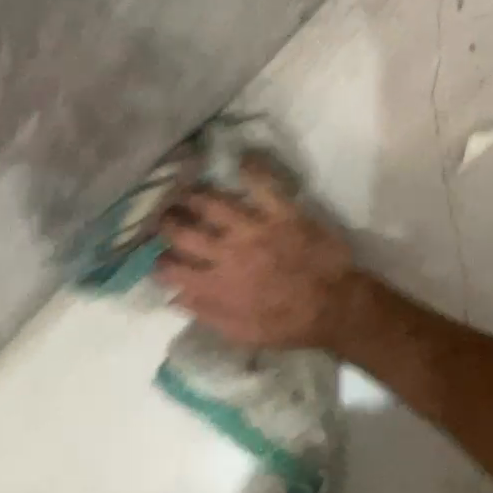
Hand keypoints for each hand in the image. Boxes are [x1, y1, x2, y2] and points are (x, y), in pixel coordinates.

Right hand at [156, 153, 360, 350]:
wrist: (332, 306)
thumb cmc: (287, 325)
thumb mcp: (240, 333)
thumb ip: (205, 312)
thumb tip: (174, 297)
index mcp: (216, 286)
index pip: (173, 269)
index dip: (160, 261)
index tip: (160, 256)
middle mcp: (228, 253)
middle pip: (185, 231)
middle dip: (169, 221)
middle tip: (165, 214)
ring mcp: (254, 229)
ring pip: (213, 203)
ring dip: (196, 195)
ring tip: (187, 189)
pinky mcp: (281, 213)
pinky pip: (262, 184)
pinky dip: (250, 169)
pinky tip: (241, 159)